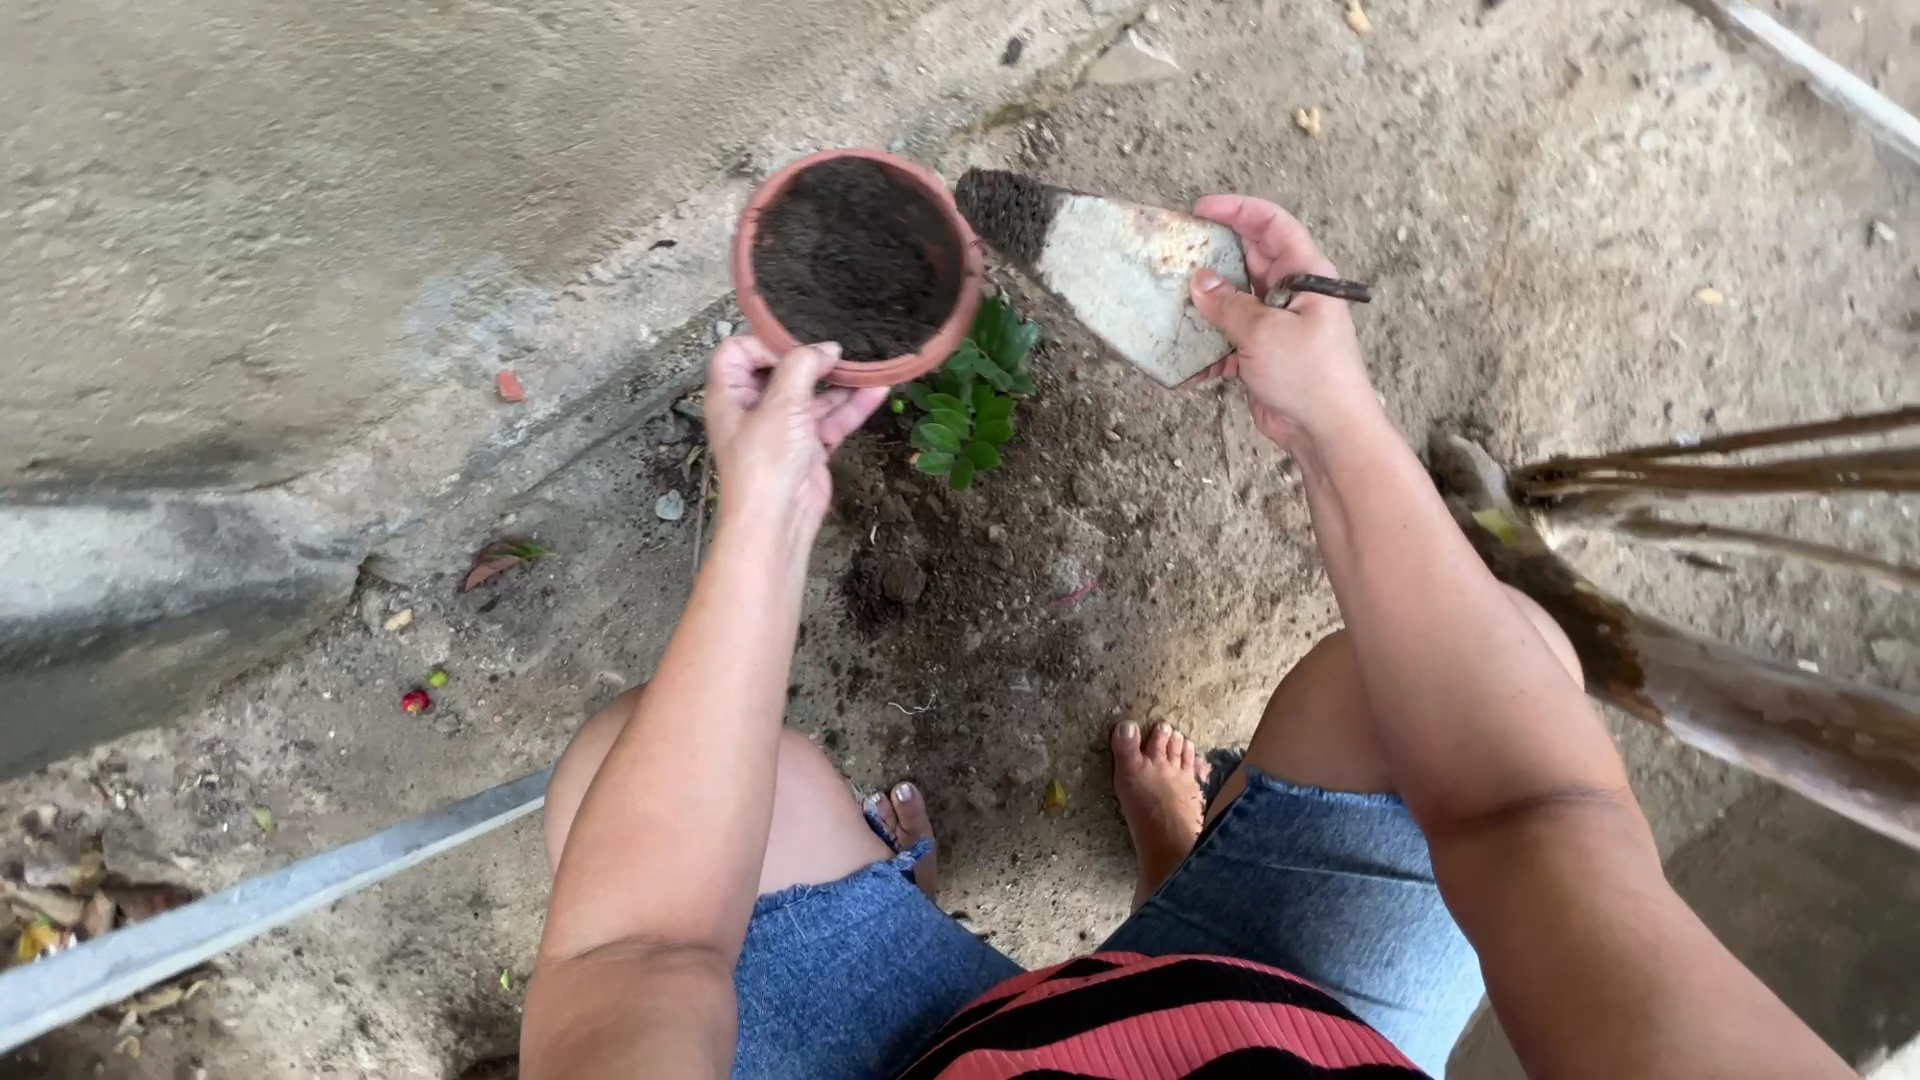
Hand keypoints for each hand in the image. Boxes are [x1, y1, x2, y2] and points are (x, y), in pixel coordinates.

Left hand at [704, 337, 886, 545]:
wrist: (777, 521)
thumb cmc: (764, 464)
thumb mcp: (780, 403)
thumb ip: (802, 366)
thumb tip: (826, 349)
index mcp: (730, 395)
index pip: (738, 352)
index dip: (763, 343)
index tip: (796, 345)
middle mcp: (755, 409)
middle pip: (782, 372)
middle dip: (811, 360)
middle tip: (838, 350)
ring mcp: (784, 430)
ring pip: (813, 396)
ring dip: (839, 383)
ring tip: (868, 367)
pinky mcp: (809, 448)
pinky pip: (832, 420)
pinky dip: (852, 407)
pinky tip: (876, 392)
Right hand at [1185, 195, 1380, 450]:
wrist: (1325, 430)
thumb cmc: (1310, 375)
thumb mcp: (1264, 333)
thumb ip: (1229, 305)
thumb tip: (1198, 282)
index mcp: (1305, 274)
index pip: (1272, 226)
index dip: (1238, 210)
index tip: (1201, 208)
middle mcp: (1290, 294)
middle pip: (1246, 263)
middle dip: (1212, 259)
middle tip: (1177, 256)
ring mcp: (1274, 326)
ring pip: (1232, 304)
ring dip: (1203, 310)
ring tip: (1171, 308)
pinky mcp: (1259, 356)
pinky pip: (1226, 343)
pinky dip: (1206, 353)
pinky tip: (1186, 367)